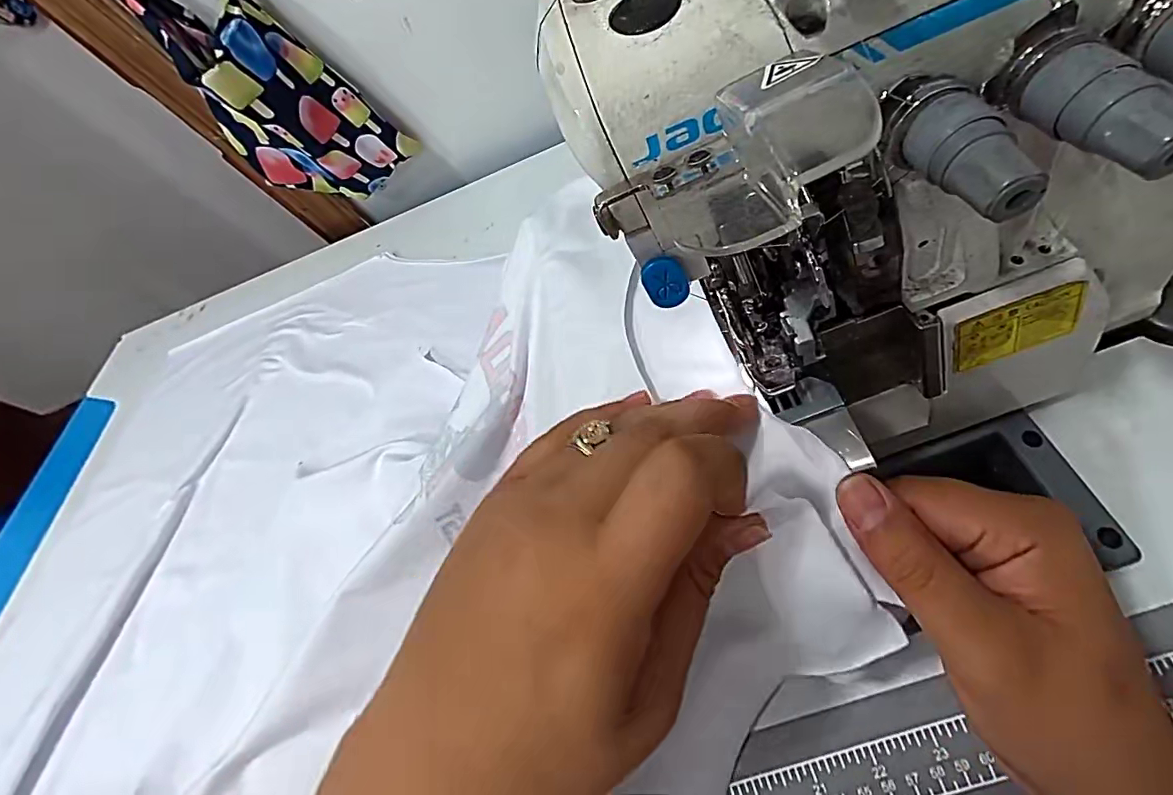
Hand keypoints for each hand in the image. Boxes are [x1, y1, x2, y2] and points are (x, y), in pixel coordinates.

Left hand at [320, 390, 766, 794]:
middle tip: (738, 418)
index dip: (724, 468)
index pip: (682, 472)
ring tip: (699, 412)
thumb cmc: (548, 752)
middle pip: (647, 435)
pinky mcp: (494, 500)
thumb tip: (740, 523)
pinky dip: (603, 418)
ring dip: (659, 414)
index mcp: (603, 577)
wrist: (432, 760)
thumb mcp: (648, 696)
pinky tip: (632, 415)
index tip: (737, 501)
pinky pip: (558, 436)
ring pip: (604, 426)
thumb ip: (694, 591)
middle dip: (703, 421)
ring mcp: (518, 502)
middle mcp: (557, 520)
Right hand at [836, 475, 1172, 794]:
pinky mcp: (999, 570)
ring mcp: (1012, 547)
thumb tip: (859, 495)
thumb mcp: (979, 645)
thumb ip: (913, 563)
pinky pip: (936, 554)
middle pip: (919, 508)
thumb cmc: (1073, 728)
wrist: (1116, 788)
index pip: (916, 493)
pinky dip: (918, 582)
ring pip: (922, 532)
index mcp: (1027, 524)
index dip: (878, 528)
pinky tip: (929, 614)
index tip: (863, 569)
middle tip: (899, 604)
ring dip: (904, 569)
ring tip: (919, 616)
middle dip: (892, 551)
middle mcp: (1022, 523)